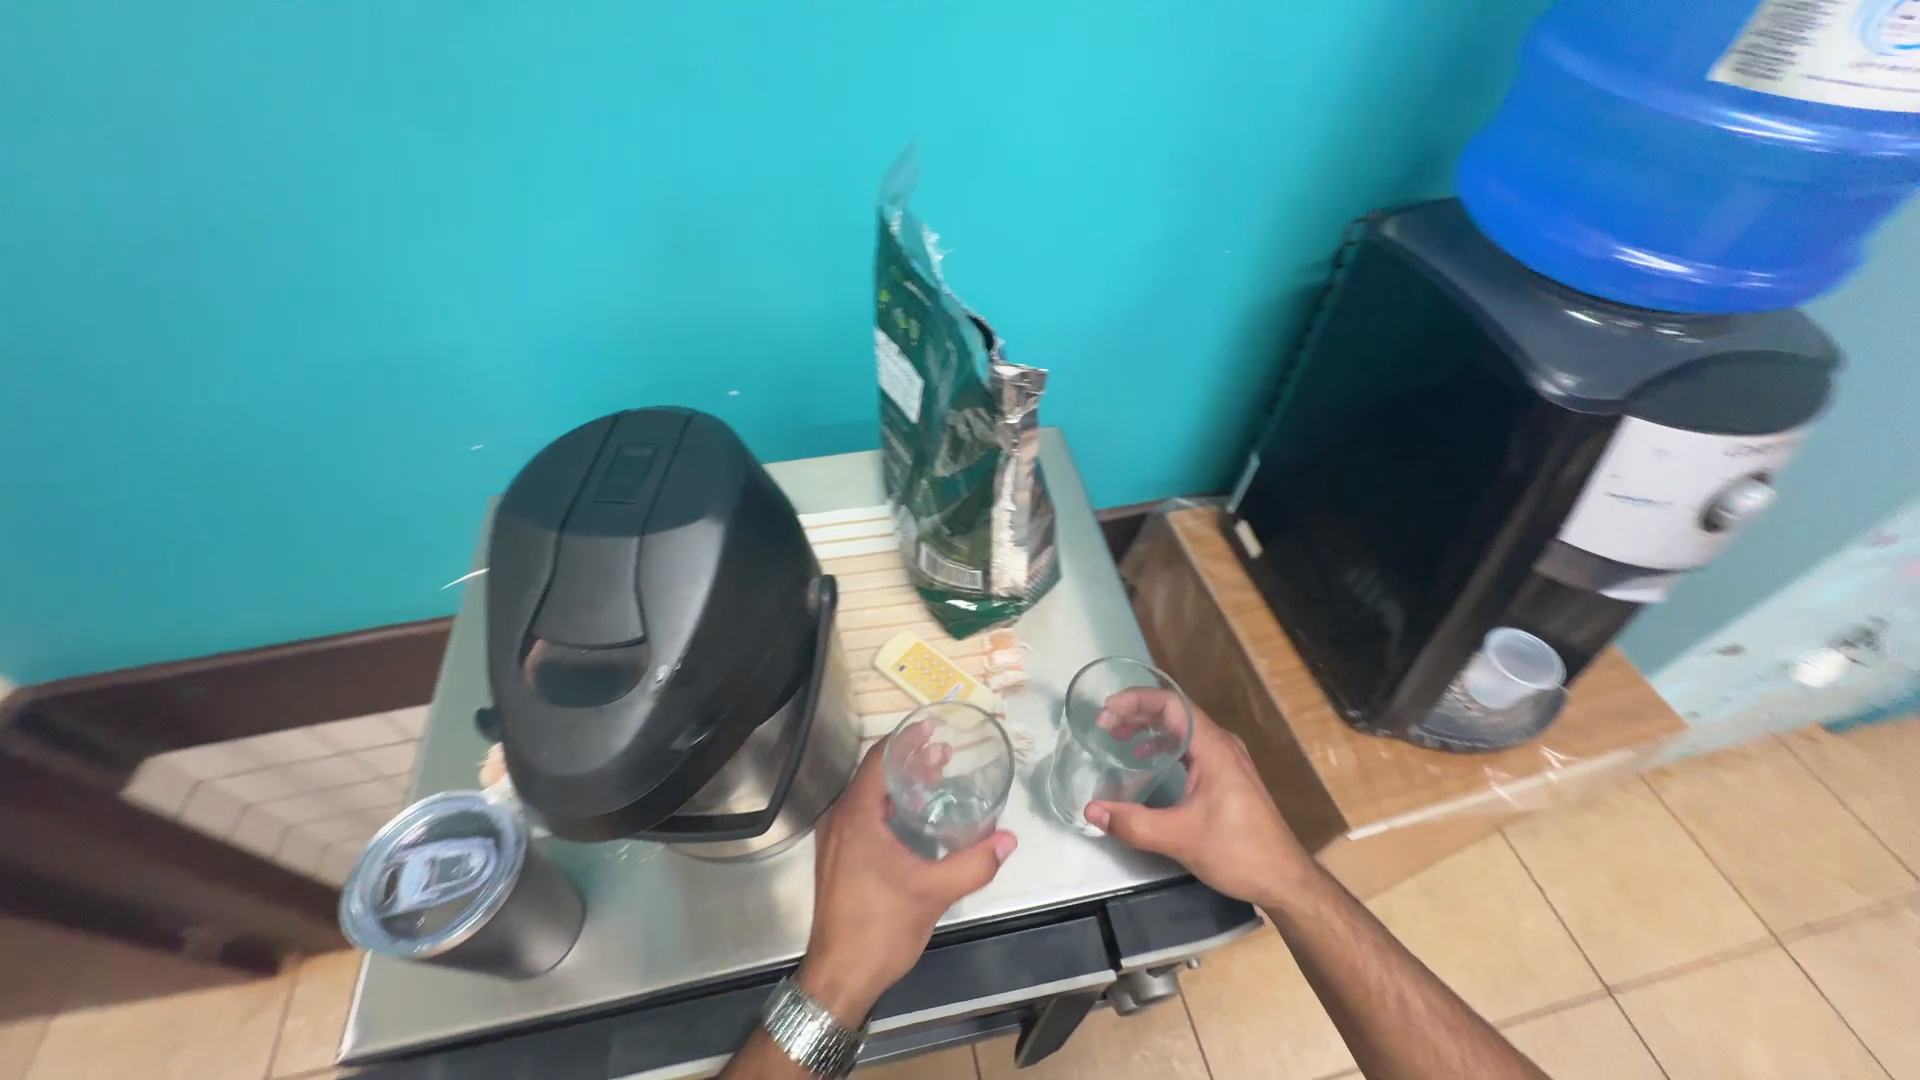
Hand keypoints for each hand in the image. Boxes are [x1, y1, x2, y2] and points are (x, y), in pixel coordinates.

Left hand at [797, 732, 1017, 1023]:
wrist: (840, 976)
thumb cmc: (880, 928)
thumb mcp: (934, 893)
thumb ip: (974, 863)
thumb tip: (1007, 839)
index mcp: (856, 816)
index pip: (878, 759)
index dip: (905, 739)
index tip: (932, 727)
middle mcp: (840, 820)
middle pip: (873, 774)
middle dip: (908, 759)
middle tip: (944, 752)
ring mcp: (836, 840)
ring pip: (868, 795)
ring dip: (899, 783)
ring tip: (934, 777)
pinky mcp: (839, 857)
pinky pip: (864, 815)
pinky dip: (889, 805)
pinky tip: (914, 817)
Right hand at [1084, 692, 1309, 908]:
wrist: (1286, 879)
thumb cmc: (1238, 852)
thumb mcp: (1180, 838)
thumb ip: (1133, 824)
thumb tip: (1092, 811)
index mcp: (1214, 747)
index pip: (1172, 704)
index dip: (1136, 701)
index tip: (1107, 711)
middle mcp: (1222, 744)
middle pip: (1176, 711)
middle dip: (1138, 712)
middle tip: (1105, 724)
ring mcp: (1228, 759)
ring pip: (1184, 728)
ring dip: (1150, 727)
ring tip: (1118, 737)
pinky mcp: (1229, 775)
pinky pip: (1191, 745)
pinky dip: (1164, 744)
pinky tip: (1147, 760)